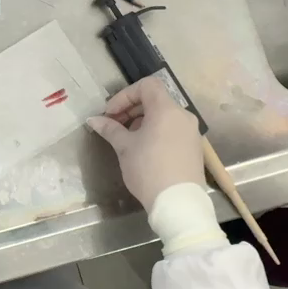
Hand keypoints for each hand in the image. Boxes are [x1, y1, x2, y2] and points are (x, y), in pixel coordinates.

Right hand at [87, 74, 205, 210]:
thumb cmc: (148, 169)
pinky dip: (156, 131)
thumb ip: (110, 129)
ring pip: (164, 115)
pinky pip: (172, 129)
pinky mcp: (194, 147)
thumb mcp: (124, 147)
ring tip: (127, 138)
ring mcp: (191, 132)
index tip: (111, 113)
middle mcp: (182, 116)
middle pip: (155, 100)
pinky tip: (144, 149)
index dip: (125, 95)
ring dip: (143, 120)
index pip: (147, 86)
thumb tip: (93, 120)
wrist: (178, 203)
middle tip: (114, 125)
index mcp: (166, 110)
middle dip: (131, 108)